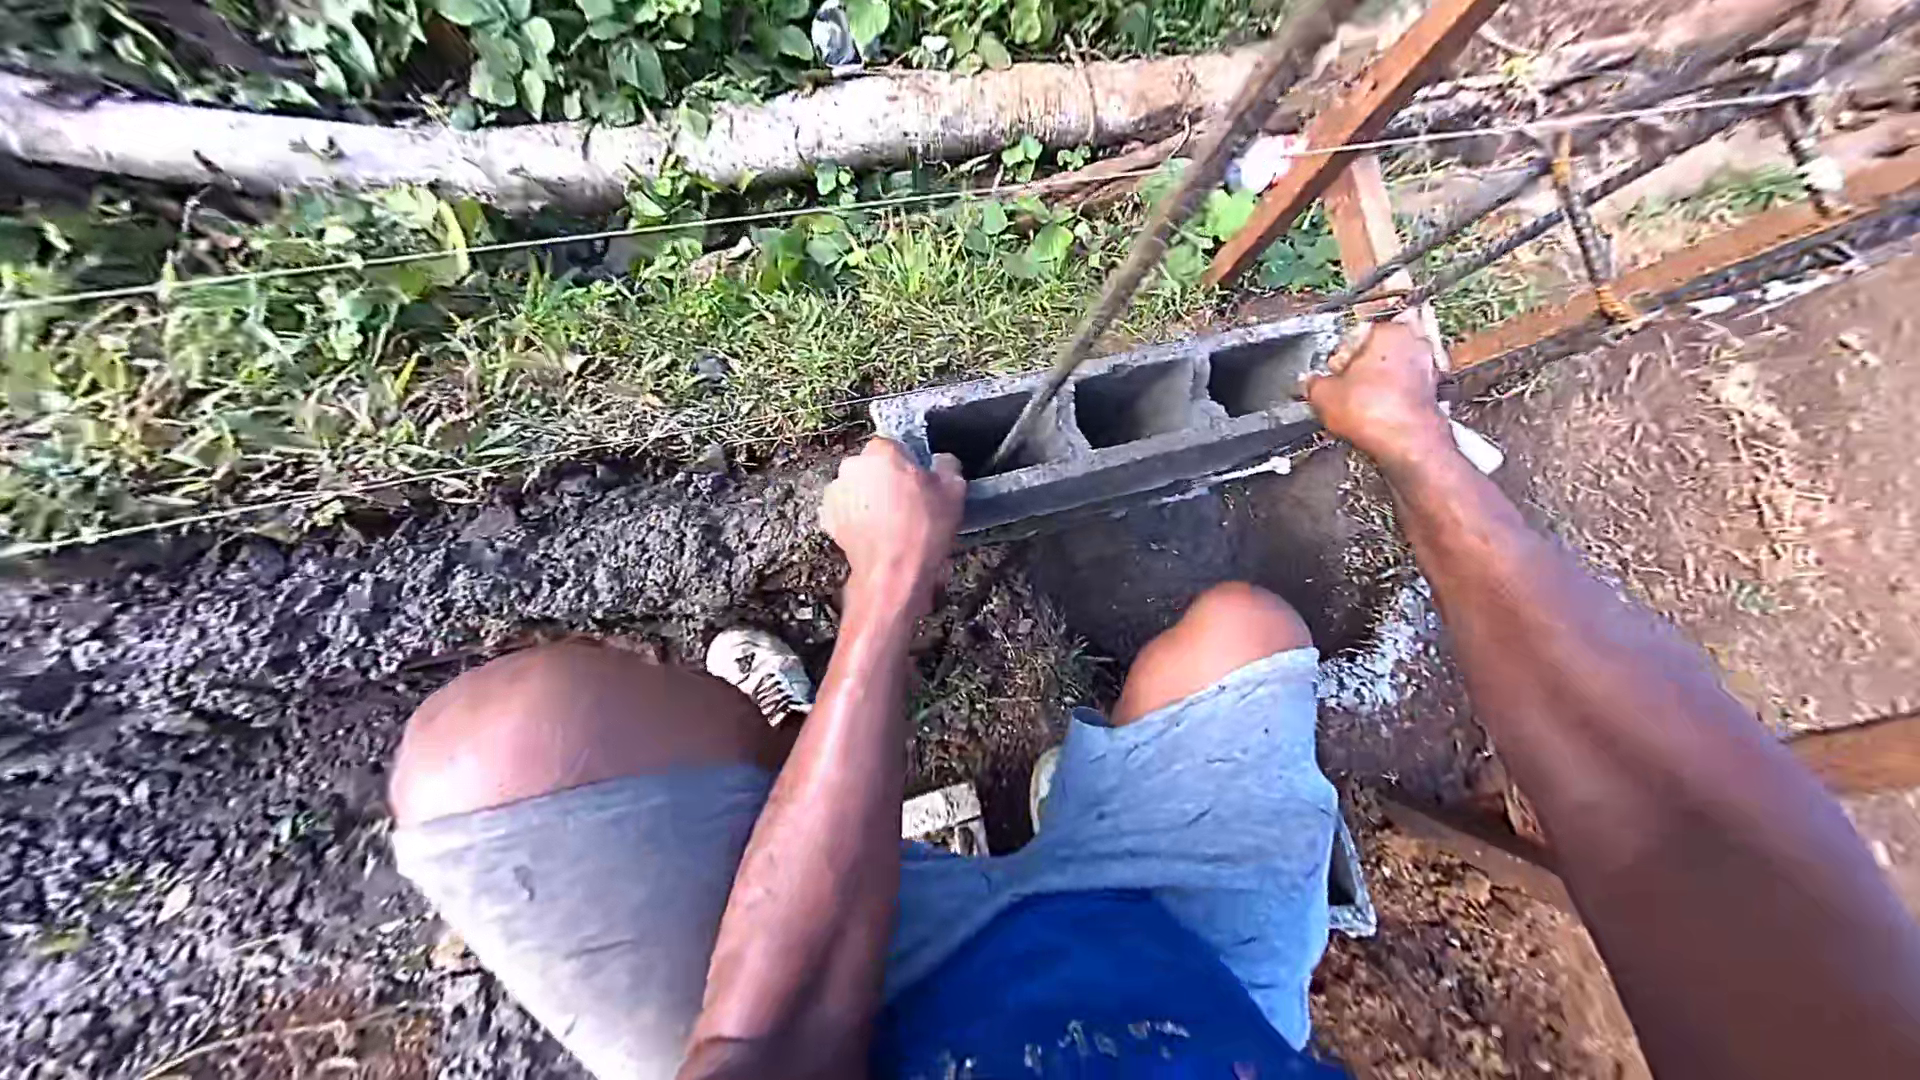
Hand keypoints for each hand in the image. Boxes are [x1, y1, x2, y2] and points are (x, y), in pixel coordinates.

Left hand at [819, 438, 965, 613]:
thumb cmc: (919, 532)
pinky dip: (861, 520)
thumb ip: (948, 466)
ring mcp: (837, 494)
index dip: (910, 464)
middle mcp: (853, 467)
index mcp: (881, 452)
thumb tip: (944, 462)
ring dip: (874, 500)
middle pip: (874, 467)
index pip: (896, 446)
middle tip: (911, 504)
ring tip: (895, 524)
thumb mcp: (954, 491)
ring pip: (860, 489)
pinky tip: (880, 535)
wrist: (892, 574)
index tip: (920, 481)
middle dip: (889, 481)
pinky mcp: (830, 519)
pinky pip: (849, 512)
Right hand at [1303, 311, 1454, 470]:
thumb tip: (1310, 381)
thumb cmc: (1372, 411)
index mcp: (1388, 331)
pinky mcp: (1431, 392)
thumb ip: (1312, 382)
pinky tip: (1371, 416)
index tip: (1328, 374)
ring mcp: (1427, 367)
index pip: (1353, 337)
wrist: (1405, 441)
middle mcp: (1414, 342)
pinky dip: (1385, 401)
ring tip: (1353, 407)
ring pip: (1387, 372)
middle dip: (1356, 371)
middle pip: (1373, 353)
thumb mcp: (1322, 394)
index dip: (1335, 359)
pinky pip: (1398, 391)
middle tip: (1339, 391)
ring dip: (1371, 386)